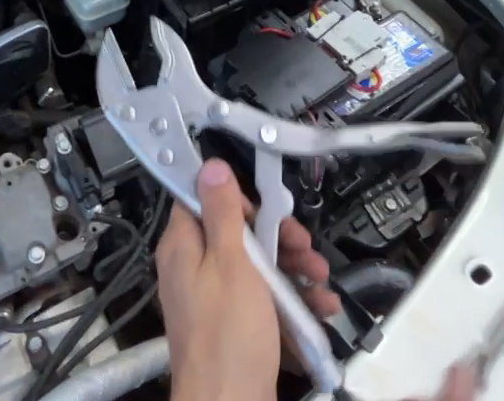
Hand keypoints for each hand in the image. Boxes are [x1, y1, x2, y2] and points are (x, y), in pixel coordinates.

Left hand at [156, 159, 338, 400]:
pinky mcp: (235, 326)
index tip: (267, 206)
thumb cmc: (227, 337)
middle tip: (304, 246)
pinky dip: (291, 300)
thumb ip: (223, 213)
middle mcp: (194, 269)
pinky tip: (318, 306)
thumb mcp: (231, 263)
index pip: (203, 200)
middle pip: (238, 234)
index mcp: (183, 247)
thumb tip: (210, 167)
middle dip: (278, 237)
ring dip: (293, 269)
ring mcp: (215, 299)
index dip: (238, 199)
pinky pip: (264, 300)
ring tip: (320, 279)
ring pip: (256, 266)